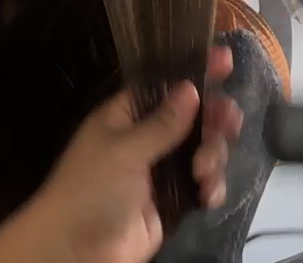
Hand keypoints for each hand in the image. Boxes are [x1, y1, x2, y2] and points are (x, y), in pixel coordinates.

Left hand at [0, 46, 241, 262]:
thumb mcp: (124, 151)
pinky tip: (208, 194)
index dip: (192, 72)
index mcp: (126, 115)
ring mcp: (159, 172)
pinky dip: (210, 187)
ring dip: (212, 155)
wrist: (74, 252)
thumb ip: (162, 124)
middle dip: (213, 118)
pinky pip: (200, 187)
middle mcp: (145, 138)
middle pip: (190, 117)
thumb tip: (191, 87)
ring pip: (200, 151)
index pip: (164, 85)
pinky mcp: (171, 205)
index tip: (224, 59)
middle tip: (228, 121)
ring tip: (204, 171)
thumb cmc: (90, 189)